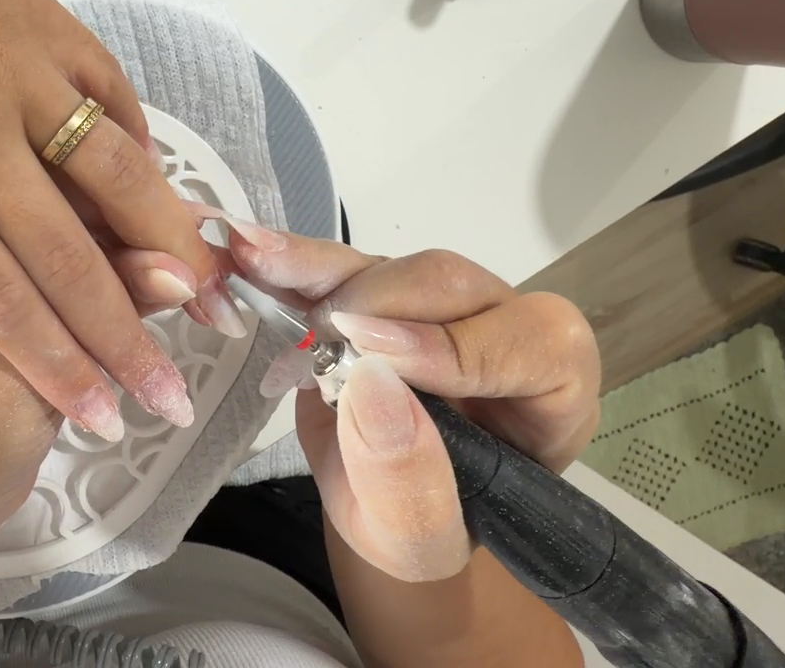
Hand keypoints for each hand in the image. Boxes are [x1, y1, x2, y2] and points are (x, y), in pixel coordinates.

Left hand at [0, 0, 228, 439]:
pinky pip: (109, 93)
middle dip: (123, 336)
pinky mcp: (46, 15)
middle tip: (172, 398)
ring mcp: (22, 67)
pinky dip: (141, 147)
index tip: (101, 418)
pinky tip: (163, 187)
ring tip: (212, 305)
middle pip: (67, 251)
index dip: (53, 363)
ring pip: (113, 173)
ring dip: (166, 245)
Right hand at [124, 223, 599, 583]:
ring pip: (384, 260)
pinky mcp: (369, 287)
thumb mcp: (415, 536)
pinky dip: (282, 261)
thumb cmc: (415, 527)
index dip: (454, 343)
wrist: (376, 504)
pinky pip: (329, 263)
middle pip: (452, 282)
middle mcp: (494, 328)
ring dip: (313, 262)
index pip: (533, 342)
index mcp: (546, 391)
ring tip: (249, 255)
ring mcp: (426, 301)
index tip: (367, 355)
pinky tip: (239, 249)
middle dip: (376, 299)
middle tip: (315, 331)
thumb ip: (407, 479)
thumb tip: (372, 382)